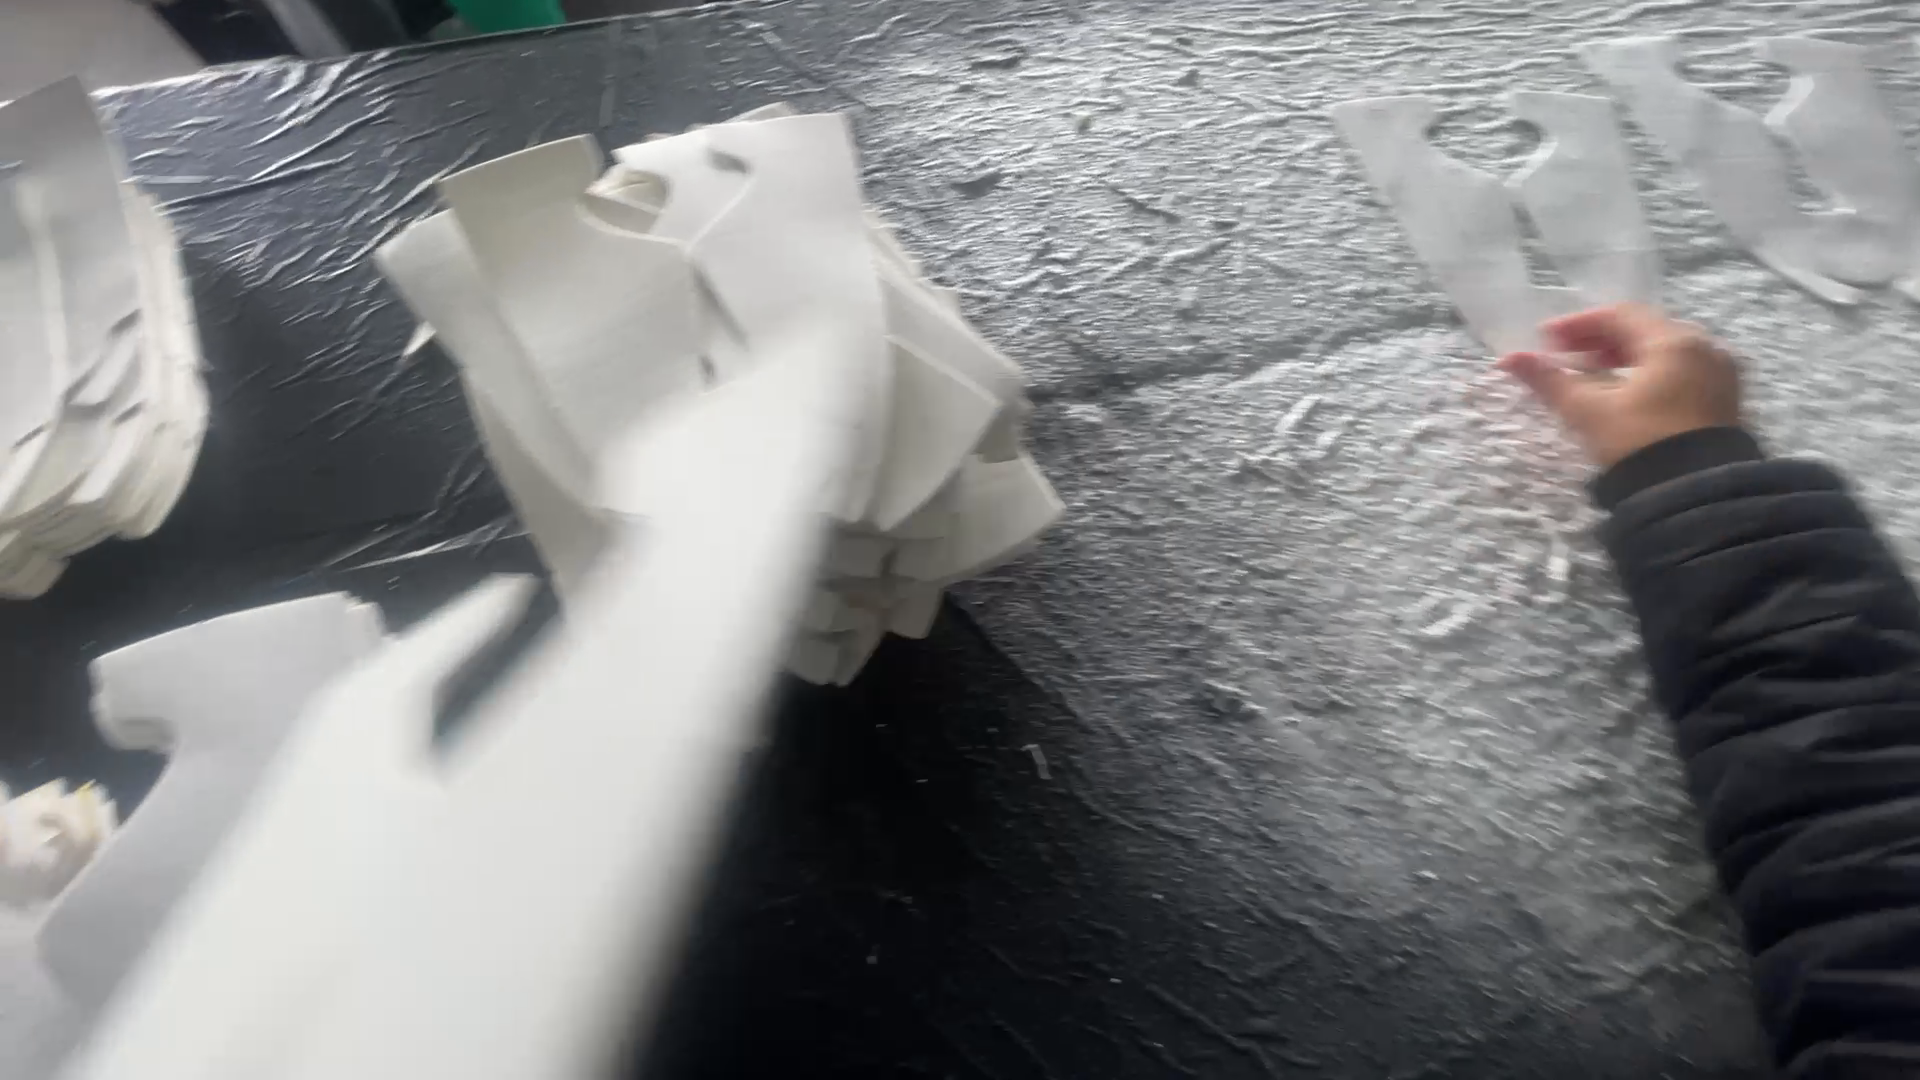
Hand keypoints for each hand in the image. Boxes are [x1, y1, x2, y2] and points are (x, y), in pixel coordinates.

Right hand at [1497, 304, 1742, 468]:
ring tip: (1588, 373)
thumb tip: (1509, 359)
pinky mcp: (1720, 395)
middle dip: (1598, 338)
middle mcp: (1703, 347)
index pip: (1620, 315)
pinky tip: (1622, 389)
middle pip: (1642, 328)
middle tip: (1562, 355)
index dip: (1577, 323)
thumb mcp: (1584, 408)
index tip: (1544, 338)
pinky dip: (1644, 369)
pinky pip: (1677, 367)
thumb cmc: (1635, 438)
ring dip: (1620, 354)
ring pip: (1661, 349)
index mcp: (1673, 342)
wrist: (1690, 486)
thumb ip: (1547, 379)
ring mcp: (1718, 371)